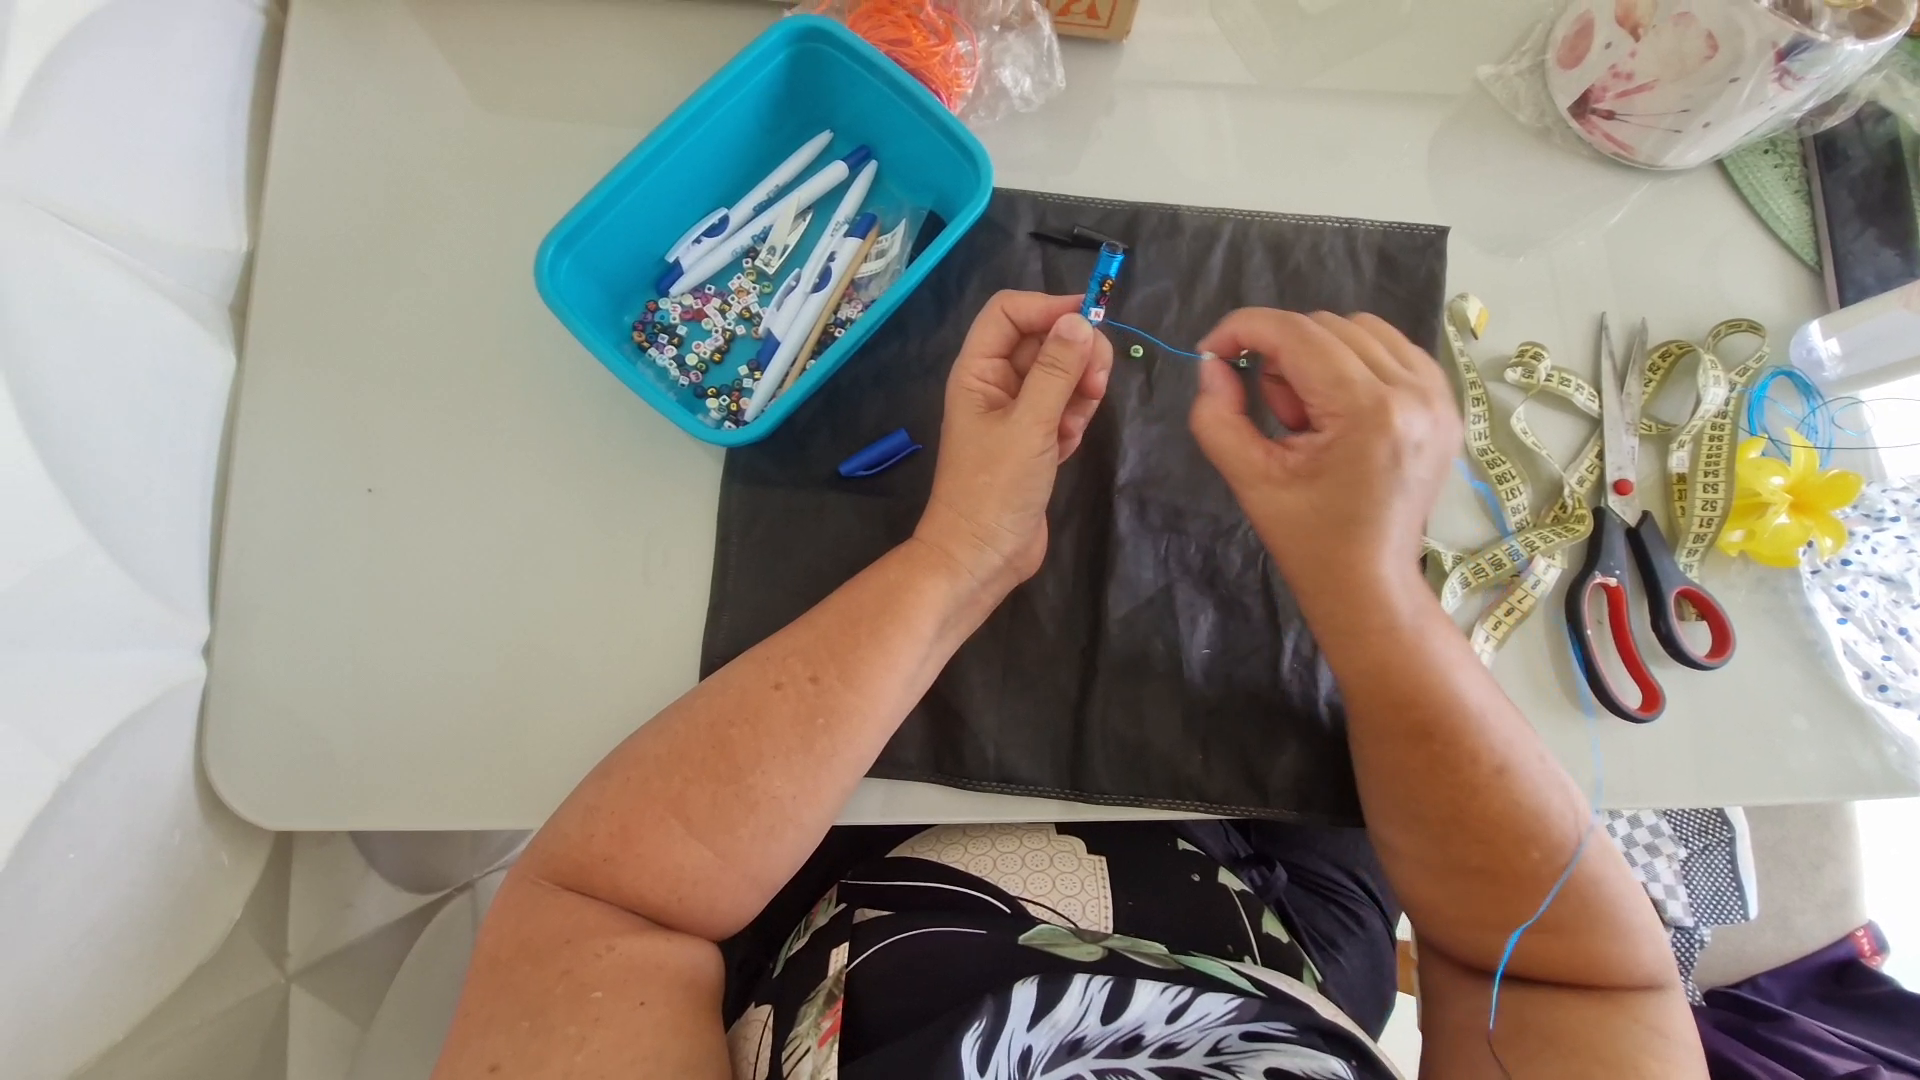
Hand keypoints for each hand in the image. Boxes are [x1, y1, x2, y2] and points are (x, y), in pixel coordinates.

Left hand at [914, 291, 1113, 594]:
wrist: (983, 555)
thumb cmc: (995, 489)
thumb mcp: (1029, 425)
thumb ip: (1056, 370)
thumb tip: (1079, 321)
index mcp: (979, 371)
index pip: (1009, 312)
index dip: (1048, 307)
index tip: (1092, 319)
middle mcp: (996, 385)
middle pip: (1042, 341)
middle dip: (1074, 354)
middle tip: (1096, 383)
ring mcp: (1017, 414)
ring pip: (1060, 376)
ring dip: (1078, 391)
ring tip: (1077, 423)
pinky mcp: (1035, 441)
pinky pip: (1064, 409)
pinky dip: (1074, 420)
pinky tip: (1068, 445)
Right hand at [1188, 310, 1458, 610]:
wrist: (1367, 581)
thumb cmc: (1305, 538)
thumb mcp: (1247, 478)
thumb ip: (1216, 416)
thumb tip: (1212, 364)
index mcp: (1366, 412)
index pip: (1297, 333)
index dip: (1242, 330)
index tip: (1210, 353)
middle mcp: (1414, 391)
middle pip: (1326, 326)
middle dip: (1280, 356)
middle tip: (1271, 414)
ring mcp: (1439, 395)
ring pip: (1360, 329)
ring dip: (1316, 357)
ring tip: (1308, 416)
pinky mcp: (1446, 403)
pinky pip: (1391, 348)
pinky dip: (1351, 363)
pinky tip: (1337, 409)